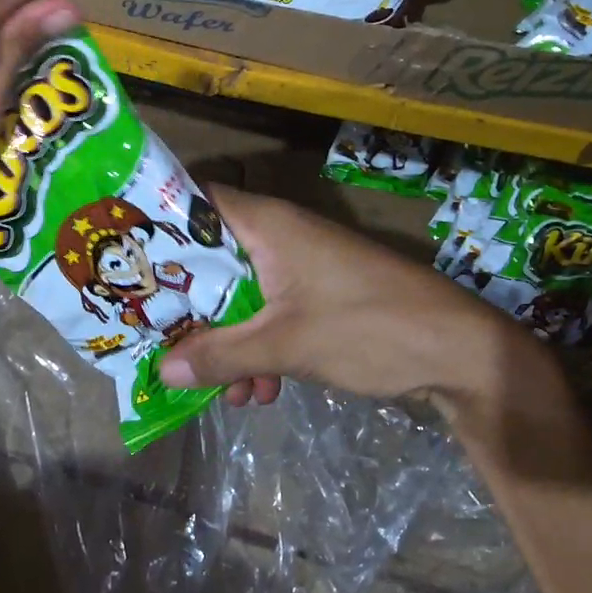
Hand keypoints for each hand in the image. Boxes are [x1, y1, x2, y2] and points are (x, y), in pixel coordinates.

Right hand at [160, 186, 544, 411]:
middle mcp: (280, 235)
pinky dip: (259, 346)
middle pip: (212, 257)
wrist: (465, 353)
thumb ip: (221, 356)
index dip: (157, 222)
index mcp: (266, 224)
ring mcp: (303, 265)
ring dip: (226, 338)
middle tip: (156, 332)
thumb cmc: (368, 328)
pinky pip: (270, 311)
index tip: (126, 254)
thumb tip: (163, 369)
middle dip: (188, 303)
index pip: (195, 201)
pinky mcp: (322, 294)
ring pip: (241, 292)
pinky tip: (261, 391)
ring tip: (222, 388)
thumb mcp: (285, 346)